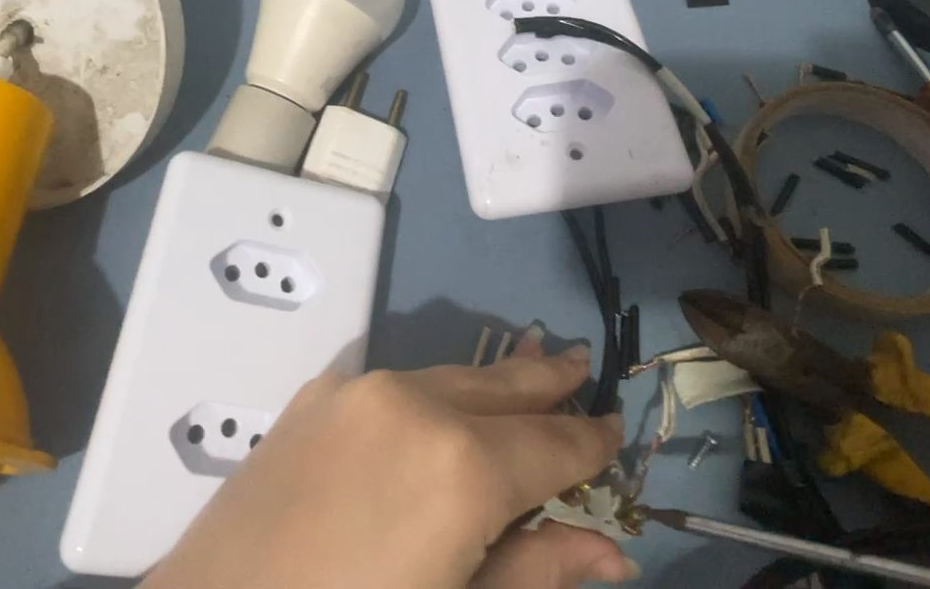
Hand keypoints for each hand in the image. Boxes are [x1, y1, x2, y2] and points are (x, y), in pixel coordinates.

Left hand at [142, 326, 630, 588]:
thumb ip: (535, 572)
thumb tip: (610, 552)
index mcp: (461, 467)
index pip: (550, 446)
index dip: (588, 442)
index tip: (614, 428)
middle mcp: (414, 405)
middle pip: (500, 390)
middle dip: (545, 382)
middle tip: (580, 362)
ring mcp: (358, 391)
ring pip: (449, 377)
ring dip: (492, 381)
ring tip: (530, 369)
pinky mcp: (316, 394)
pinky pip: (395, 384)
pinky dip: (433, 389)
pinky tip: (447, 396)